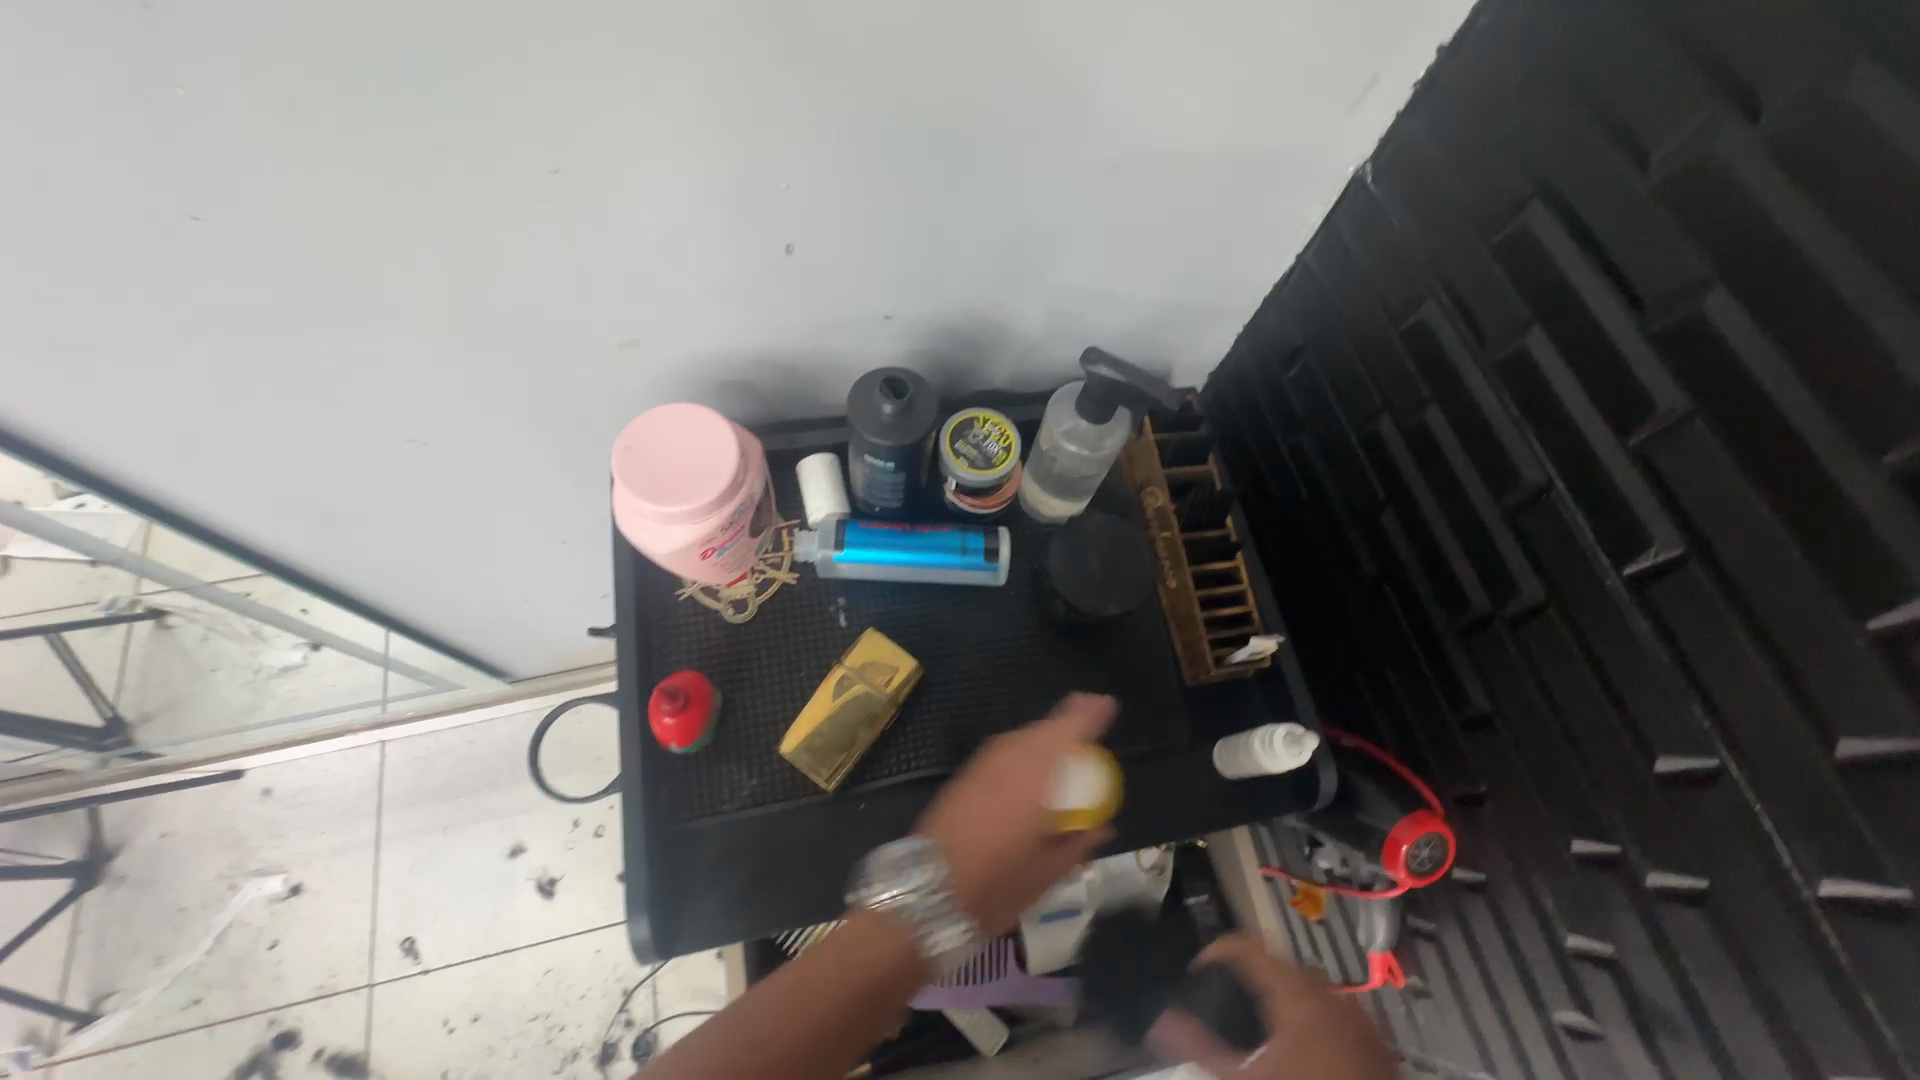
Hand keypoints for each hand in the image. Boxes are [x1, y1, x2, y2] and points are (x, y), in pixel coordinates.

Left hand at [914, 692, 1116, 937]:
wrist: (926, 891)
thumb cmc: (996, 886)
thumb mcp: (1047, 874)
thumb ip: (1079, 843)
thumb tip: (1104, 826)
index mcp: (1037, 777)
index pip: (1069, 731)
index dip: (1089, 715)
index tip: (1106, 705)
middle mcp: (1010, 760)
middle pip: (1044, 728)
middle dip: (1067, 723)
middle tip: (1089, 718)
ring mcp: (982, 765)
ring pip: (1021, 738)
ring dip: (1043, 737)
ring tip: (1062, 747)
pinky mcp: (964, 776)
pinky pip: (1003, 752)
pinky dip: (1022, 752)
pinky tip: (1029, 772)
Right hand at [1148, 934, 1396, 1079]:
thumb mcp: (1245, 1078)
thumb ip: (1200, 1046)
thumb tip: (1162, 1021)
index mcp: (1296, 994)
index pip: (1246, 945)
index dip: (1216, 951)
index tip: (1198, 974)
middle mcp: (1329, 994)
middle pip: (1276, 963)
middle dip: (1247, 978)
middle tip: (1223, 1006)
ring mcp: (1357, 1018)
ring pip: (1305, 986)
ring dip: (1277, 998)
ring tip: (1257, 1031)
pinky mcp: (1374, 1042)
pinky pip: (1331, 1011)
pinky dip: (1307, 1018)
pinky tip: (1297, 1052)